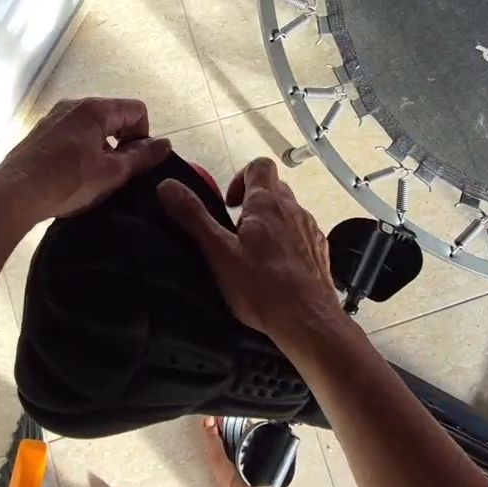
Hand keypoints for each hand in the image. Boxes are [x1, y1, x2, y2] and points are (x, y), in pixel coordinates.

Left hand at [0, 98, 171, 221]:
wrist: (14, 194)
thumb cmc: (67, 182)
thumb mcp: (112, 173)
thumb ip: (142, 157)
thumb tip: (165, 144)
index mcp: (95, 109)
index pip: (137, 109)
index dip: (143, 136)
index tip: (133, 162)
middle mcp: (74, 104)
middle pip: (114, 115)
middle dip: (122, 141)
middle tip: (116, 172)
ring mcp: (54, 116)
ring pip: (92, 125)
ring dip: (101, 147)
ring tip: (93, 176)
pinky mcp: (40, 131)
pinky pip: (72, 133)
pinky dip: (81, 149)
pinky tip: (72, 174)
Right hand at [157, 157, 342, 344]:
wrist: (308, 321)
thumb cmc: (260, 286)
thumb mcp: (218, 252)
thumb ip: (193, 216)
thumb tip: (167, 185)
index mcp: (266, 203)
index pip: (259, 165)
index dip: (240, 177)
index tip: (229, 205)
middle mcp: (292, 208)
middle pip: (273, 187)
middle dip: (253, 202)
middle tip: (236, 231)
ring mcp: (310, 229)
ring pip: (289, 211)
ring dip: (271, 222)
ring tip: (254, 253)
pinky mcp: (321, 250)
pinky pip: (302, 233)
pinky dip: (288, 241)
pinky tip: (277, 268)